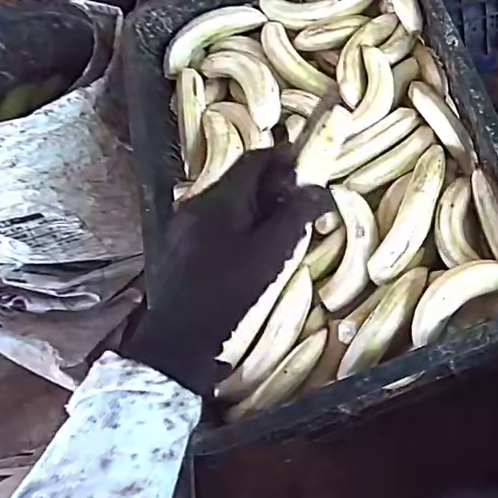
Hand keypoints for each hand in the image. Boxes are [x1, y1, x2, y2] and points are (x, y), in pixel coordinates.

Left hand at [121, 147, 332, 394]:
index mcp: (219, 200)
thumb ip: (296, 216)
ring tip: (282, 222)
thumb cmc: (229, 293)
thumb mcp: (272, 254)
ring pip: (228, 201)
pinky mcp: (180, 247)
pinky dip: (240, 221)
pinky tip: (254, 245)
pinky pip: (216, 221)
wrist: (179, 339)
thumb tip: (318, 190)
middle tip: (300, 196)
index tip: (305, 161)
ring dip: (257, 203)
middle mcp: (196, 205)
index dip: (283, 158)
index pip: (254, 161)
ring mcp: (183, 226)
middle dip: (272, 182)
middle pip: (240, 179)